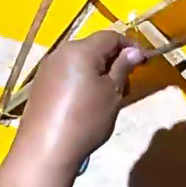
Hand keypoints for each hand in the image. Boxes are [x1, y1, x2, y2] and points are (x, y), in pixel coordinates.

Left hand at [9, 31, 140, 171]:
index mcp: (80, 50)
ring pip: (81, 60)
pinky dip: (83, 79)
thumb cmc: (86, 118)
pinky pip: (68, 72)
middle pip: (94, 46)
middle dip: (114, 59)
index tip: (144, 63)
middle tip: (128, 81)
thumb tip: (134, 51)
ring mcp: (47, 69)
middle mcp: (61, 53)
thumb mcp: (112, 93)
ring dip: (99, 70)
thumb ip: (123, 67)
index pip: (111, 36)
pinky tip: (88, 101)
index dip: (130, 46)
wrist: (45, 150)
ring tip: (109, 94)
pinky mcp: (41, 84)